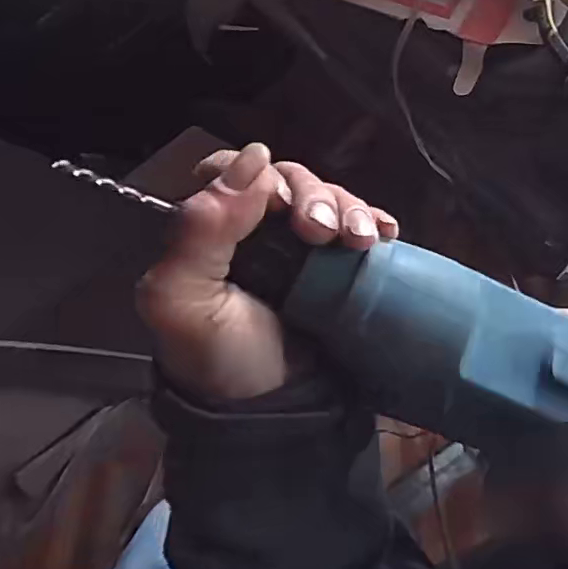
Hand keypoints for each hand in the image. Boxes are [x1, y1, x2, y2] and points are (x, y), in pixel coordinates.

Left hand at [136, 142, 398, 400]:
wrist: (277, 410)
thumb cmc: (220, 358)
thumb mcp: (185, 301)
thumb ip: (199, 230)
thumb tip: (252, 158)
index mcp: (213, 228)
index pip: (231, 170)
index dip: (258, 176)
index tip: (278, 204)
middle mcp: (257, 226)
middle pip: (289, 178)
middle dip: (312, 196)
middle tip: (321, 232)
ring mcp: (303, 242)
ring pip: (329, 195)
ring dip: (348, 209)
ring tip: (359, 239)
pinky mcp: (340, 257)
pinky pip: (361, 220)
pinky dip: (375, 219)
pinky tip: (383, 234)